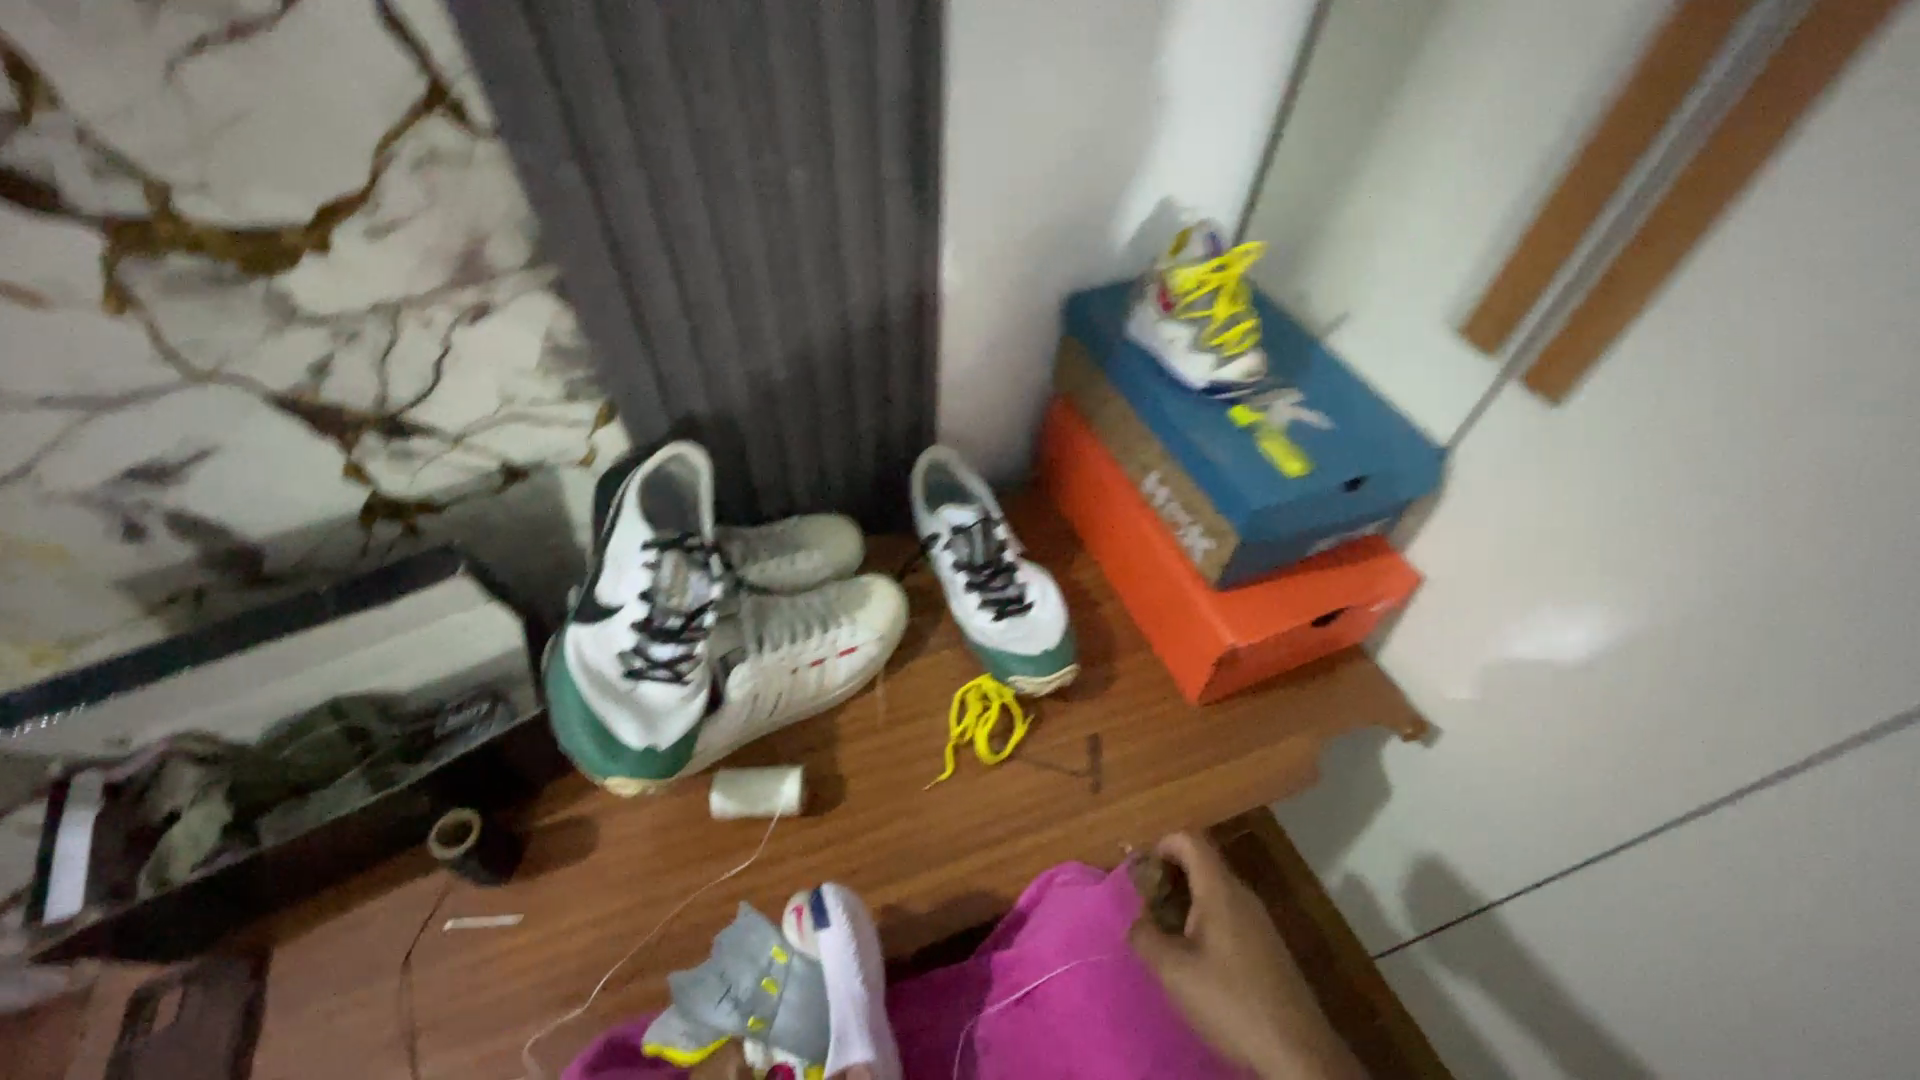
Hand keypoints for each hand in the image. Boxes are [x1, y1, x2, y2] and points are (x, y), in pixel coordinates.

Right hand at [1128, 832, 1363, 1079]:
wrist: (1296, 1049)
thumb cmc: (1229, 1000)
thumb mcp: (1173, 971)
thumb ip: (1145, 936)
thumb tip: (1137, 921)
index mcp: (1219, 890)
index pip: (1188, 840)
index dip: (1160, 846)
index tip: (1141, 876)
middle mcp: (1241, 895)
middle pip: (1200, 863)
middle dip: (1167, 879)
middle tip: (1146, 911)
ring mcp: (1257, 920)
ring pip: (1212, 891)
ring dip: (1183, 903)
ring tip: (1164, 937)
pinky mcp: (1265, 945)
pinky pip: (1226, 914)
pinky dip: (1202, 922)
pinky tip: (1194, 960)